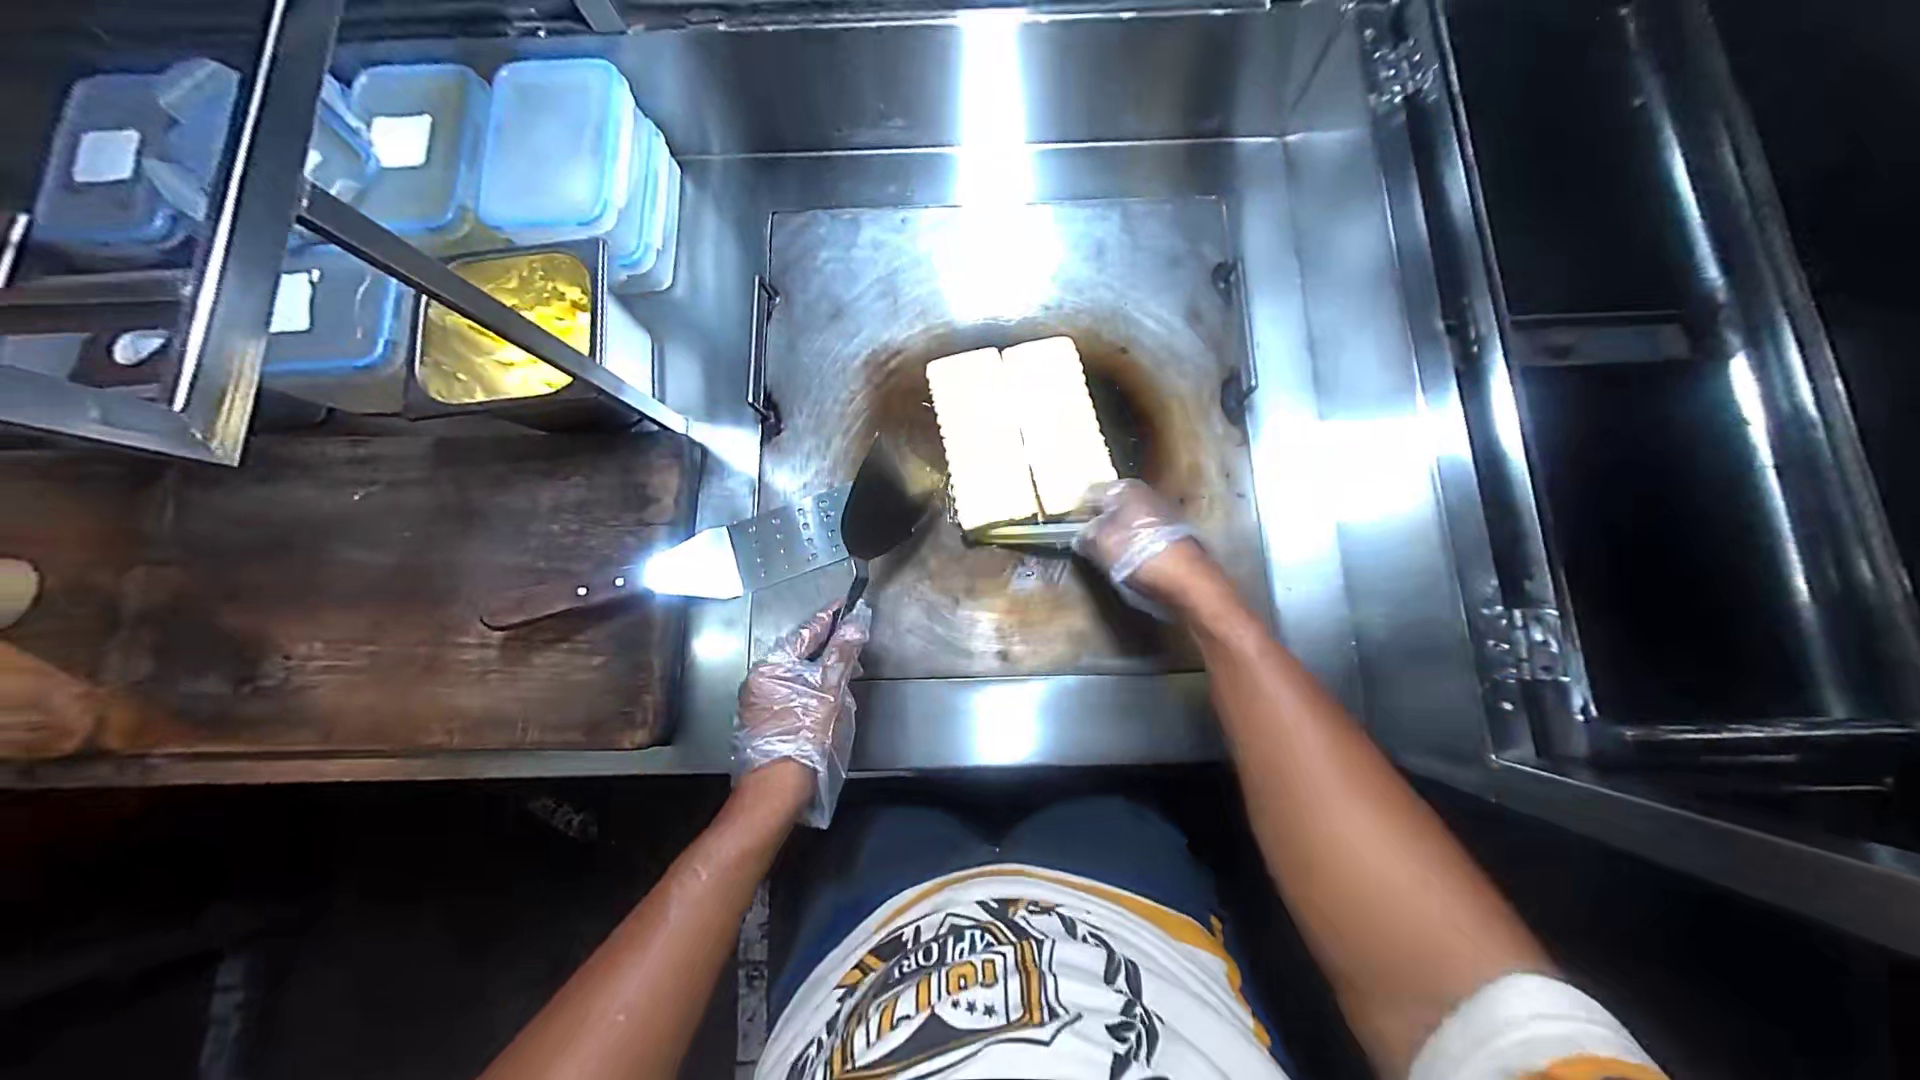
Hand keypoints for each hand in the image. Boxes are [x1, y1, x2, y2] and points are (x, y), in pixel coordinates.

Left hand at [732, 599, 870, 827]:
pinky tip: (822, 701)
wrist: (775, 790)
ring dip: (817, 671)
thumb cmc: (803, 740)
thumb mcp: (830, 693)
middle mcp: (757, 681)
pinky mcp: (759, 723)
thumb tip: (854, 625)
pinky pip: (787, 694)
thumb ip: (841, 655)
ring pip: (792, 676)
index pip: (805, 633)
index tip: (844, 607)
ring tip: (842, 673)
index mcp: (772, 668)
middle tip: (851, 643)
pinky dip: (806, 690)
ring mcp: (756, 703)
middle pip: (798, 654)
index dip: (828, 619)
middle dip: (825, 648)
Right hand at [1074, 479, 1207, 615]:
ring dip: (1119, 536)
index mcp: (1125, 488)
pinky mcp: (1177, 535)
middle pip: (1113, 507)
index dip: (1078, 513)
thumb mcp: (1098, 545)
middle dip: (1100, 523)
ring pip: (1130, 522)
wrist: (1187, 581)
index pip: (1090, 494)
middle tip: (1089, 545)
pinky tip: (1134, 563)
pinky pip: (1145, 536)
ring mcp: (1165, 513)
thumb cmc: (1137, 555)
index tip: (1071, 531)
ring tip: (1111, 558)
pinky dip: (1137, 546)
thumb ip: (1083, 535)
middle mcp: (1147, 493)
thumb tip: (1081, 535)